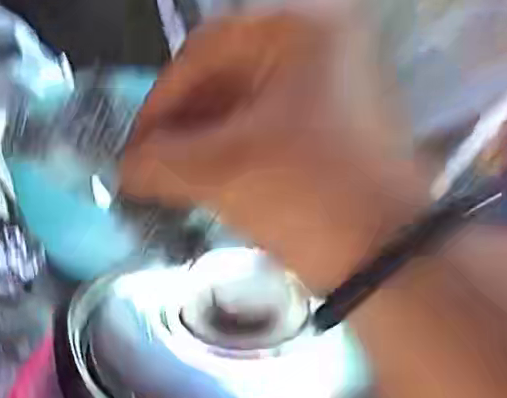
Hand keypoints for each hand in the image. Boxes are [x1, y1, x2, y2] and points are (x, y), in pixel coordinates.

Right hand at [121, 9, 432, 291]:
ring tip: (174, 188)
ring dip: (205, 149)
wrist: (383, 258)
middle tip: (150, 173)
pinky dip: (236, 161)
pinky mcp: (338, 138)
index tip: (132, 152)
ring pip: (248, 113)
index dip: (158, 103)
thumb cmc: (306, 196)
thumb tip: (123, 169)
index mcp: (299, 30)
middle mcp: (322, 47)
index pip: (203, 52)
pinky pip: (271, 137)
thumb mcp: (225, 172)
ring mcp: (335, 93)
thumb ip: (162, 162)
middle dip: (181, 129)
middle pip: (226, 80)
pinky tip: (213, 192)